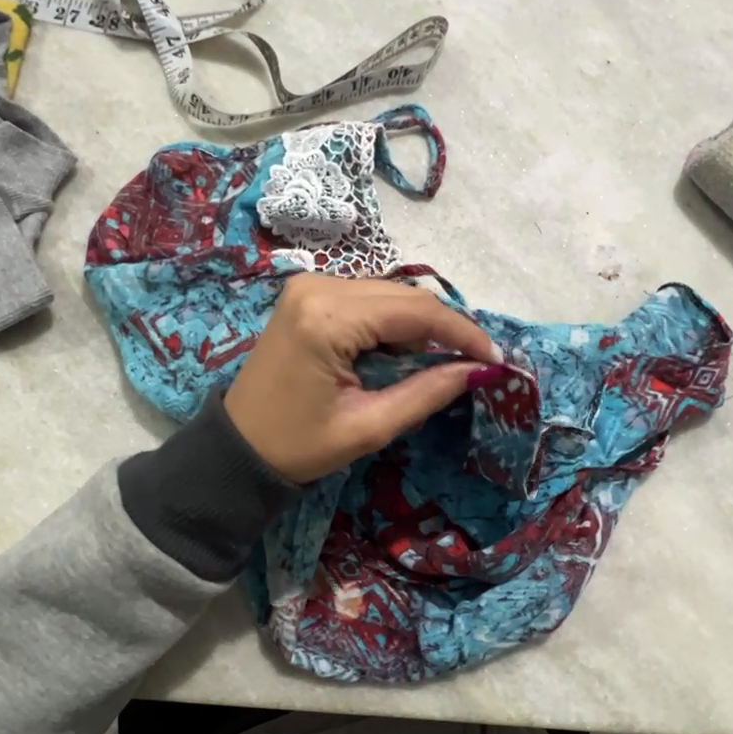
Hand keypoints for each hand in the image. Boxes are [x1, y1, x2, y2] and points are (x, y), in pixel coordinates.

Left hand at [224, 273, 504, 483]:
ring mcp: (308, 286)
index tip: (495, 356)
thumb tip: (477, 369)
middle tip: (475, 360)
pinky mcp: (306, 295)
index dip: (460, 332)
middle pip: (403, 295)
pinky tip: (405, 351)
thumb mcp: (367, 426)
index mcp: (328, 318)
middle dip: (443, 326)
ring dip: (418, 324)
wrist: (237, 447)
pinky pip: (365, 299)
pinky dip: (392, 322)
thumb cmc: (297, 445)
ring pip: (387, 293)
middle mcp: (317, 287)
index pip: (414, 311)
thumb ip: (426, 393)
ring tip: (444, 359)